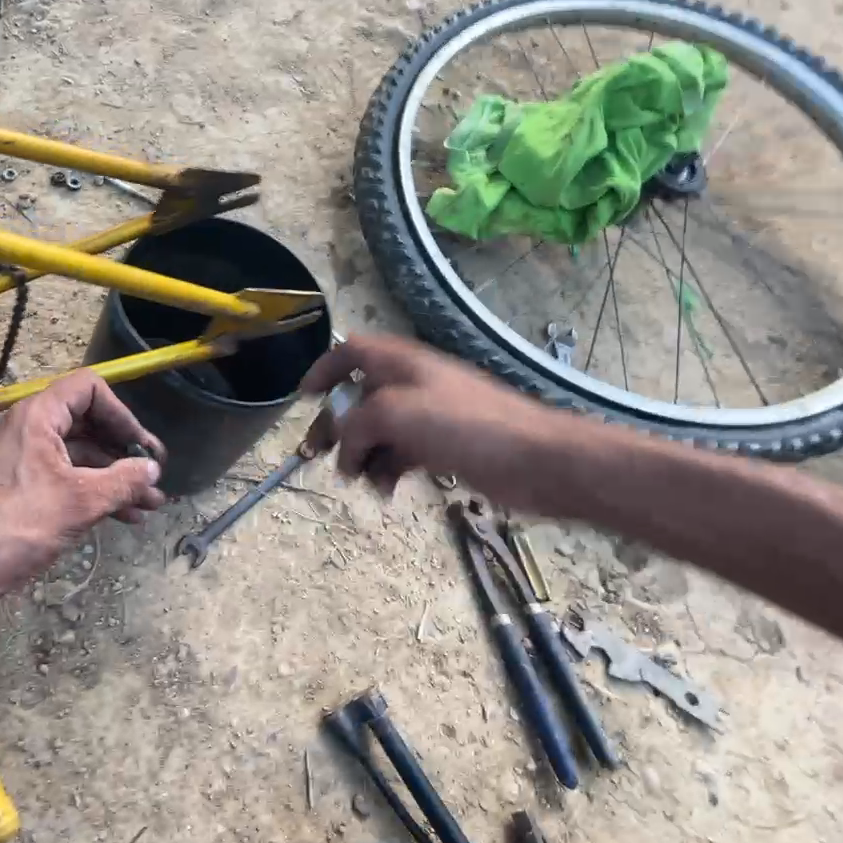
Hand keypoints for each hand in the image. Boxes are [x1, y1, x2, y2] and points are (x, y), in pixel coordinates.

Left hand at [0, 370, 164, 625]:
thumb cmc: (19, 526)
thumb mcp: (80, 502)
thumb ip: (123, 481)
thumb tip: (153, 469)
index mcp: (36, 416)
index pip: (88, 389)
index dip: (121, 413)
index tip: (141, 447)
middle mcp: (27, 427)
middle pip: (86, 421)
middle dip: (123, 450)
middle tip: (154, 475)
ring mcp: (21, 455)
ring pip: (78, 453)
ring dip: (114, 476)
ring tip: (150, 505)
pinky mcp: (18, 483)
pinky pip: (63, 474)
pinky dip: (92, 490)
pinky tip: (124, 516)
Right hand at [300, 332, 580, 510]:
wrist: (539, 460)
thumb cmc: (466, 425)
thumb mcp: (394, 414)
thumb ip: (354, 425)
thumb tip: (341, 449)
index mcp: (399, 364)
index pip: (349, 352)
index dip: (323, 369)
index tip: (303, 399)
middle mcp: (410, 384)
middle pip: (355, 398)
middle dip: (334, 426)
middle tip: (313, 454)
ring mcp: (427, 416)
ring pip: (375, 431)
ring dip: (359, 455)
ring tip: (358, 480)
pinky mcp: (441, 446)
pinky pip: (398, 454)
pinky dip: (385, 470)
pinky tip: (386, 490)